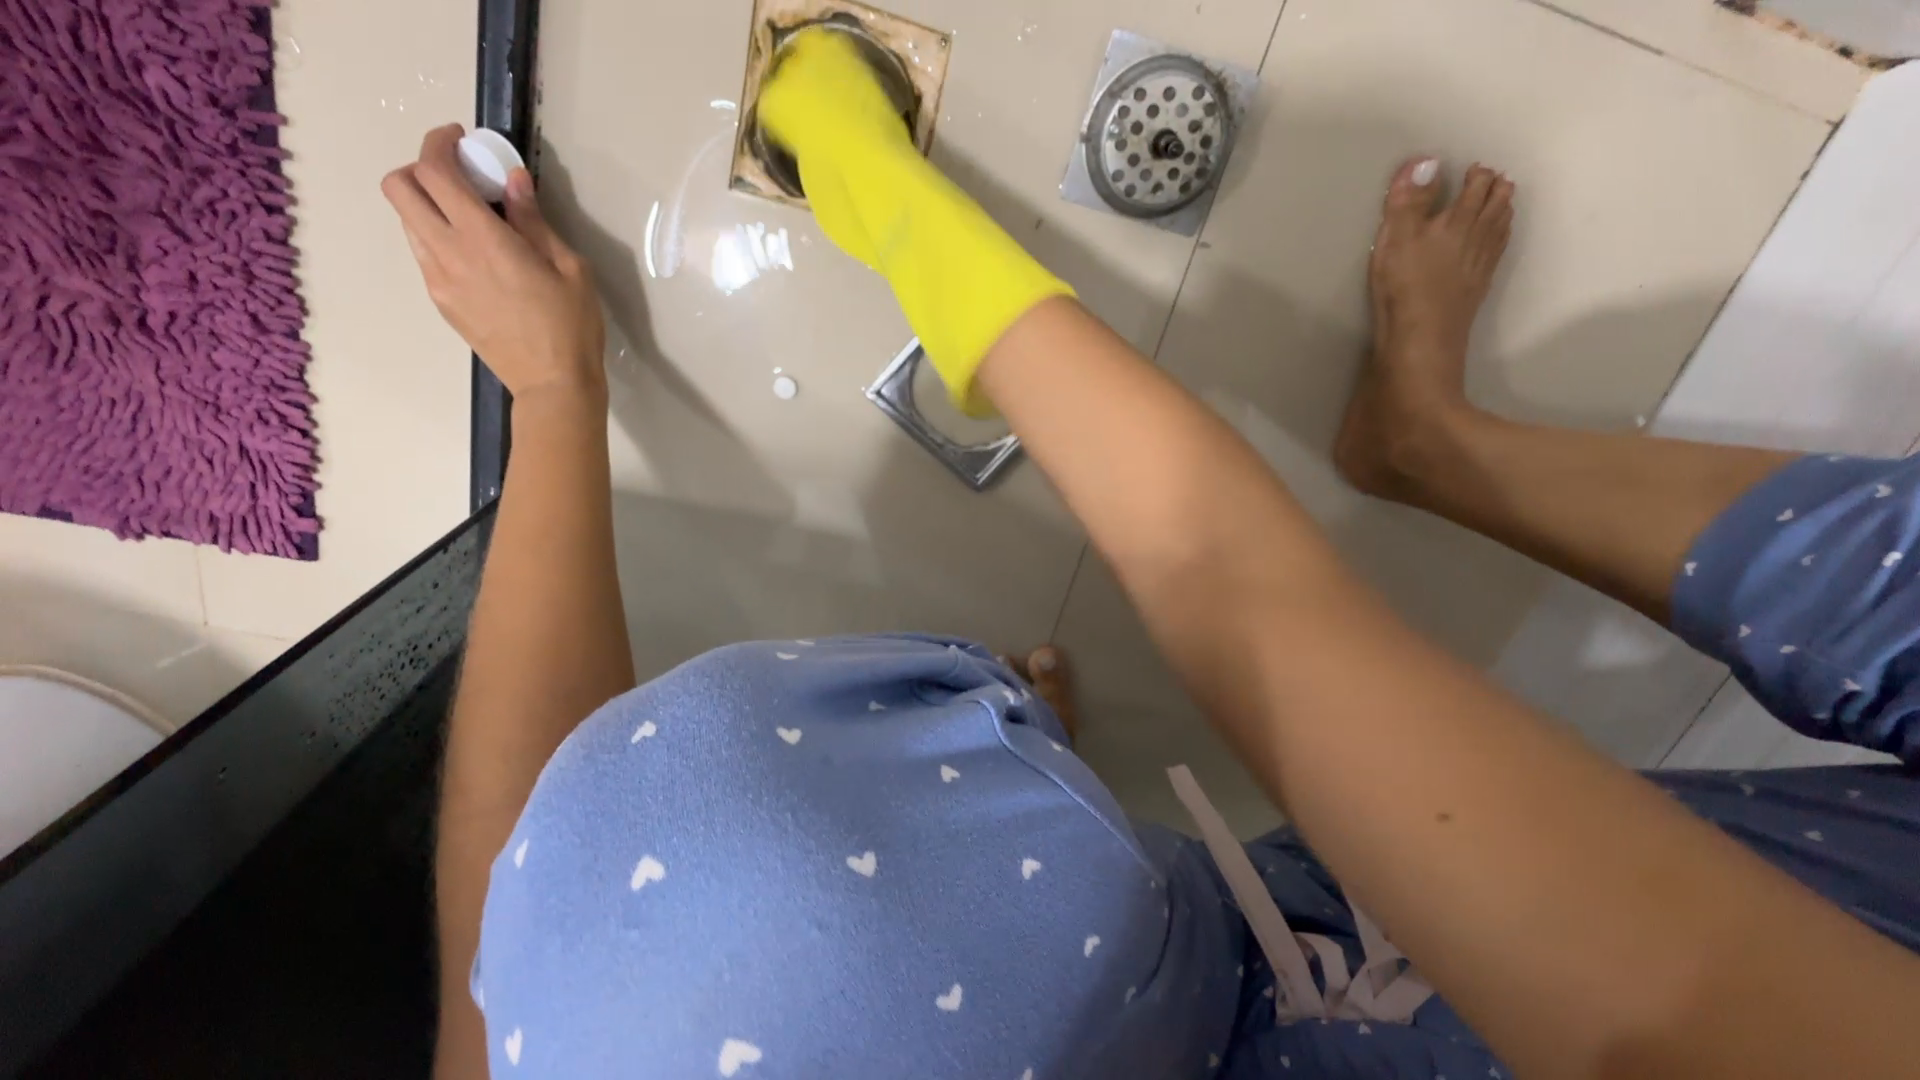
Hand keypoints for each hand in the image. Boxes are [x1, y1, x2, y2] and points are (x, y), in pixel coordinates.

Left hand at [381, 124, 605, 402]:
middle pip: (398, 187)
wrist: (552, 384)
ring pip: (407, 220)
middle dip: (421, 168)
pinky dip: (438, 235)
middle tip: (459, 176)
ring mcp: (437, 279)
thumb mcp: (569, 267)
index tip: (460, 139)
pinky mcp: (440, 300)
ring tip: (471, 217)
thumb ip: (534, 220)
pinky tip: (476, 253)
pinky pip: (424, 252)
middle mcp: (447, 253)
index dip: (438, 143)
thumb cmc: (572, 325)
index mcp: (483, 239)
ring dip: (429, 204)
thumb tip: (513, 181)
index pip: (433, 171)